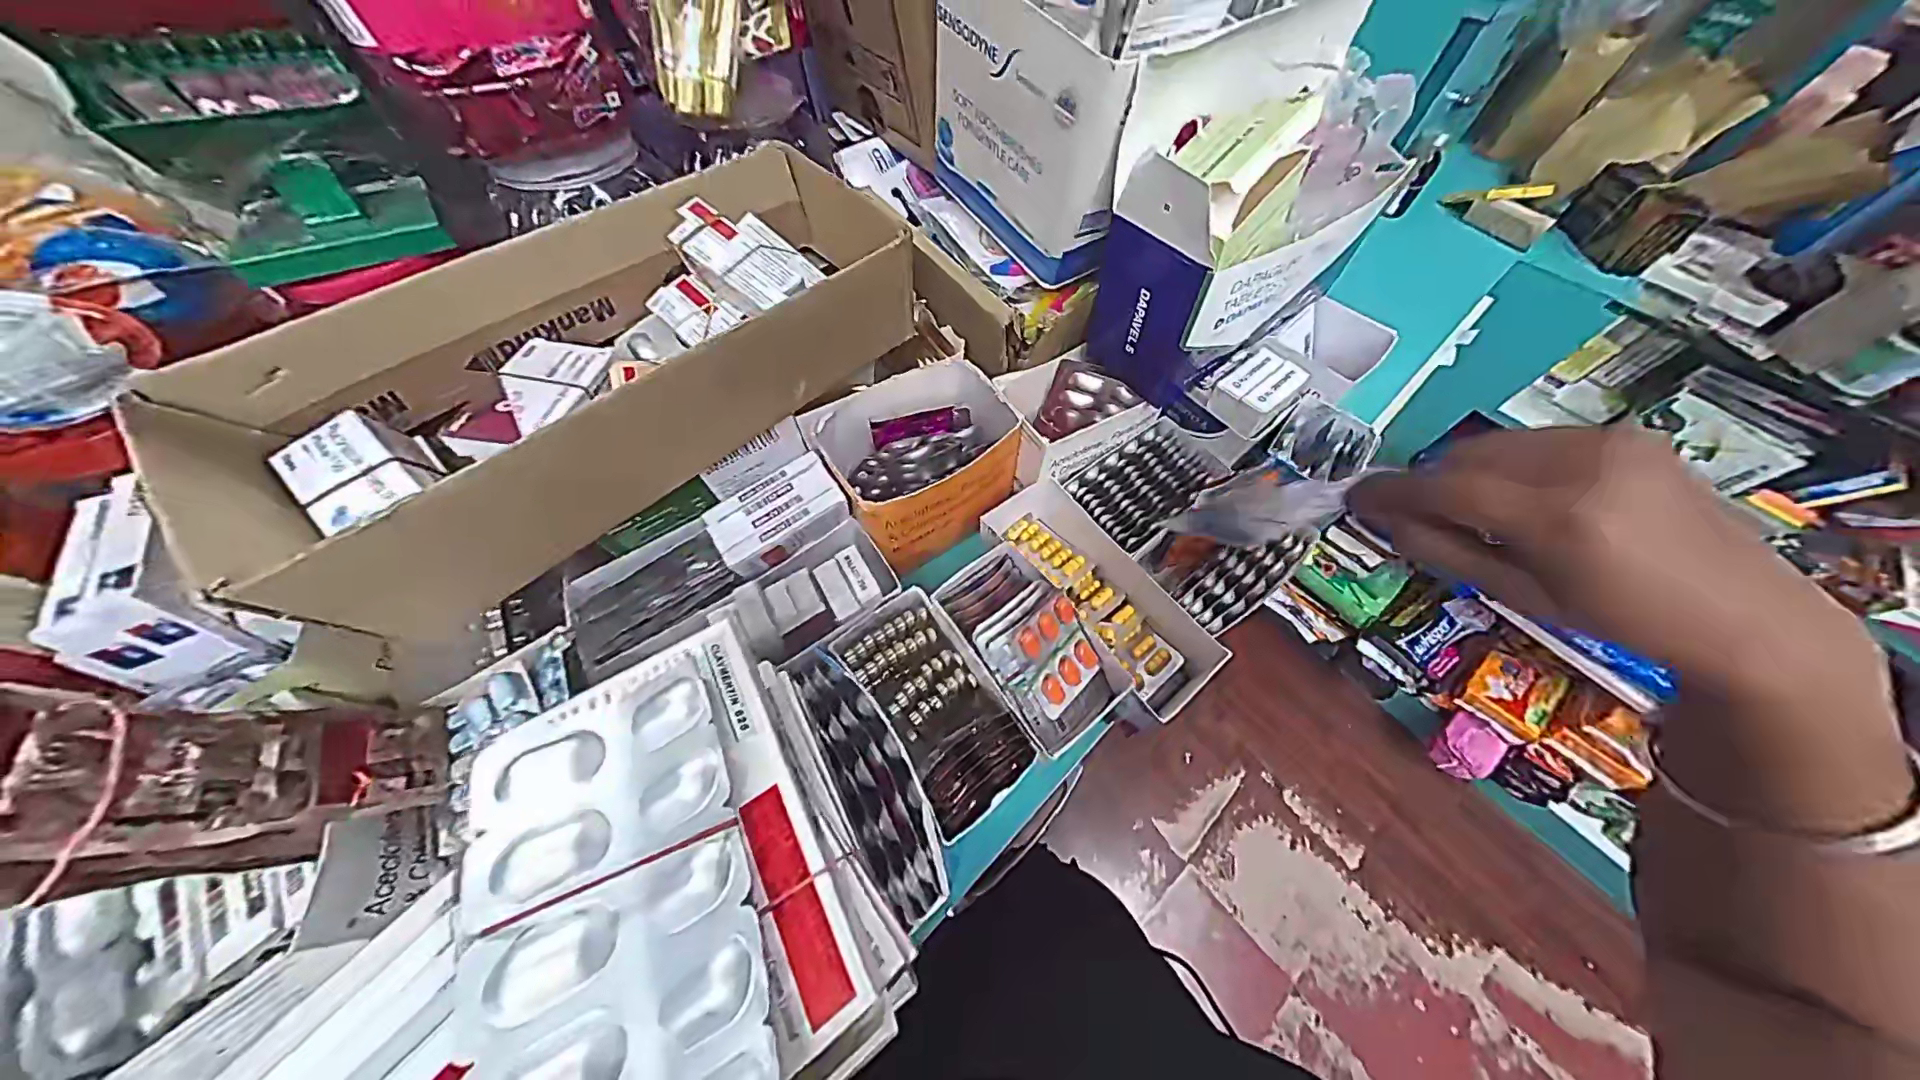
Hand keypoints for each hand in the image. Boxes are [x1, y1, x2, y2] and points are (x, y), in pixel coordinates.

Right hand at [1348, 425, 1878, 703]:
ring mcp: (1613, 442)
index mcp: (1559, 518)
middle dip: (1429, 482)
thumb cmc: (1623, 622)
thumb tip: (1389, 523)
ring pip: (1497, 443)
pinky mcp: (1629, 435)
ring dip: (1466, 471)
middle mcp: (1585, 464)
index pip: (1447, 488)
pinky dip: (1508, 464)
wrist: (1748, 615)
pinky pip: (1536, 440)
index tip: (1357, 496)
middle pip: (1467, 455)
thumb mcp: (1521, 596)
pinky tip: (1519, 495)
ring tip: (1467, 508)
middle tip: (1410, 512)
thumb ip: (1447, 552)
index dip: (1392, 491)